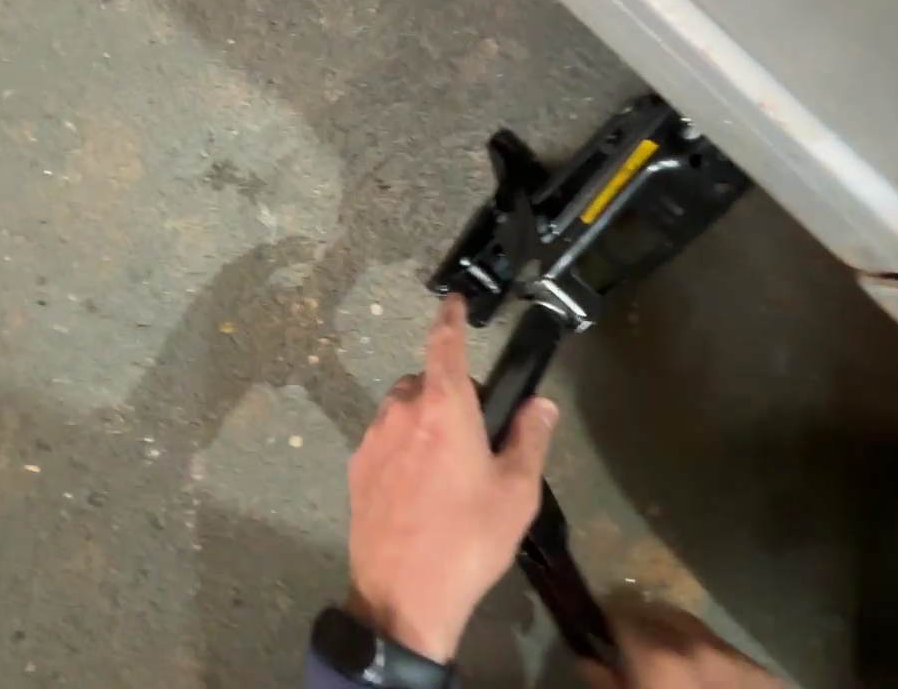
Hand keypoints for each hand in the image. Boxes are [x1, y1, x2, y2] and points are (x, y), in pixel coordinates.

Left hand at [345, 295, 560, 661]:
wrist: (402, 595)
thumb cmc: (468, 538)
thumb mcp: (515, 492)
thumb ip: (530, 438)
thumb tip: (541, 403)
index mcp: (444, 406)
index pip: (445, 345)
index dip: (450, 318)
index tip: (452, 301)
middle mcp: (402, 409)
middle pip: (427, 382)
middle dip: (449, 396)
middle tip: (473, 439)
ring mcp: (374, 436)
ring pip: (402, 409)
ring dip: (422, 420)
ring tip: (444, 470)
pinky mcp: (356, 465)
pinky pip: (384, 437)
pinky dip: (402, 445)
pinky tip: (416, 488)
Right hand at [577, 596, 784, 688]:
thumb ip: (607, 686)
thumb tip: (588, 661)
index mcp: (655, 658)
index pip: (618, 614)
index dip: (604, 621)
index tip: (599, 632)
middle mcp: (691, 644)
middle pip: (652, 612)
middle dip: (636, 624)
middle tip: (628, 646)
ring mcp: (730, 655)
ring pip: (688, 625)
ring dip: (669, 632)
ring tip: (663, 655)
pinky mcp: (762, 675)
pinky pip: (721, 647)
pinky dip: (703, 652)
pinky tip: (700, 675)